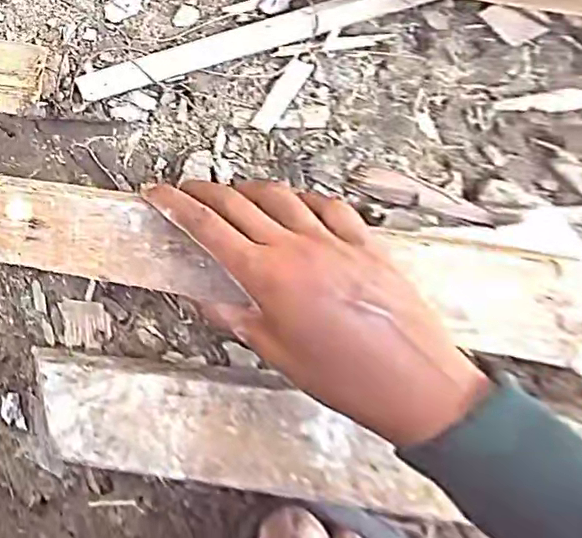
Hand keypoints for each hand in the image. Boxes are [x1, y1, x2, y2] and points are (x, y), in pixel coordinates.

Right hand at [143, 179, 491, 446]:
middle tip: (188, 190)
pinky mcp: (365, 245)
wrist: (423, 392)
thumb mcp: (277, 353)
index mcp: (267, 275)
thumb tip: (207, 301)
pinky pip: (329, 206)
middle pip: (234, 201)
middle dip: (202, 189)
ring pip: (277, 194)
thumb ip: (235, 318)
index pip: (205, 224)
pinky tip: (298, 204)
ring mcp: (332, 242)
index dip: (174, 203)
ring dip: (248, 189)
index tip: (158, 193)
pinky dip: (305, 198)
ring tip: (236, 193)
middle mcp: (295, 249)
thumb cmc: (352, 380)